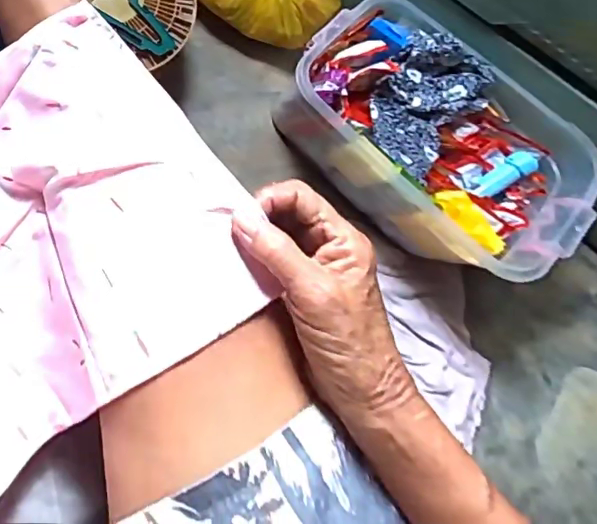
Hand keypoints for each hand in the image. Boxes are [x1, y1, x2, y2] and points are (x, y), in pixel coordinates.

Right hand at [231, 180, 417, 421]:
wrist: (365, 400)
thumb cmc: (349, 345)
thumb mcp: (312, 292)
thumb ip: (277, 252)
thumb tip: (240, 218)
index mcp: (342, 239)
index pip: (301, 197)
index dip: (271, 199)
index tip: (244, 217)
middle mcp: (328, 247)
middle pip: (287, 213)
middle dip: (259, 216)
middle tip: (232, 230)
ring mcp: (314, 268)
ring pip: (278, 235)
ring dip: (255, 237)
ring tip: (231, 244)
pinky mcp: (300, 288)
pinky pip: (273, 260)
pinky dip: (255, 258)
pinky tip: (240, 264)